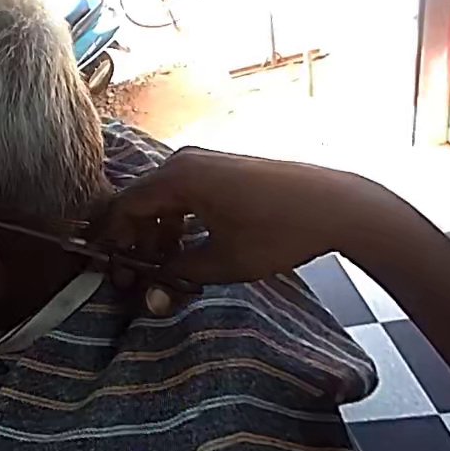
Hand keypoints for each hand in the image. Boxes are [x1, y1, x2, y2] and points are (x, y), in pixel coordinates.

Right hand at [92, 147, 399, 283]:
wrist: (338, 206)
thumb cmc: (278, 232)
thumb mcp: (223, 262)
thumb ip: (178, 274)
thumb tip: (150, 290)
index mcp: (177, 178)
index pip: (125, 206)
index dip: (114, 238)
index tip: (111, 265)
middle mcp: (182, 161)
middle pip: (140, 200)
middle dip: (134, 236)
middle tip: (136, 269)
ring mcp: (202, 160)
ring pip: (160, 196)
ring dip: (156, 229)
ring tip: (165, 262)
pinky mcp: (218, 167)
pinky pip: (181, 191)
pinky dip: (176, 217)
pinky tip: (188, 243)